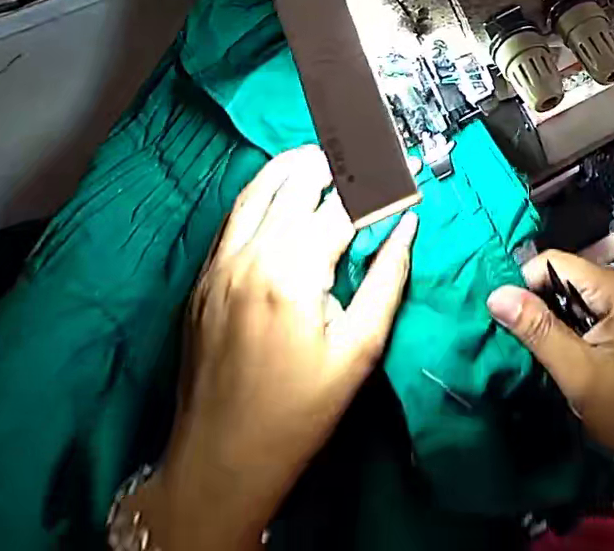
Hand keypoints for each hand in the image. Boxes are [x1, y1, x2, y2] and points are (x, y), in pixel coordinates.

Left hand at [137, 146, 417, 549]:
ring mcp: (220, 265)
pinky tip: (287, 185)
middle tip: (376, 148)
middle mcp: (251, 258)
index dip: (384, 181)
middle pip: (300, 181)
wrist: (217, 465)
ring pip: (261, 188)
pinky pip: (236, 213)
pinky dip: (266, 188)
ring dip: (299, 162)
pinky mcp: (204, 278)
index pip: (347, 205)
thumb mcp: (359, 349)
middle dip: (344, 160)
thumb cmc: (299, 411)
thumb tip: (407, 225)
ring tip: (333, 150)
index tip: (409, 165)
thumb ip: (387, 278)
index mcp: (293, 275)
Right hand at [487, 251, 613, 475]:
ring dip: (548, 317)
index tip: (503, 320)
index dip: (523, 285)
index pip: (551, 261)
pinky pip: (583, 309)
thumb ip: (538, 330)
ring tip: (531, 349)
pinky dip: (565, 327)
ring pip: (569, 294)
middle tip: (514, 339)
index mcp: (612, 286)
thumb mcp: (579, 373)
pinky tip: (556, 353)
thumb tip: (496, 294)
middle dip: (534, 302)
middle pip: (560, 274)